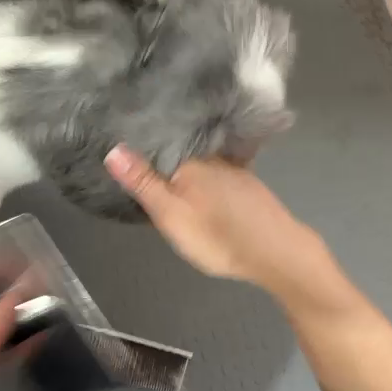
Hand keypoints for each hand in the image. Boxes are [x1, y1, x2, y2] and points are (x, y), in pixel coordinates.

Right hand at [104, 145, 330, 289]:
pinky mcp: (247, 183)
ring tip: (161, 163)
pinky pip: (215, 168)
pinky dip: (202, 171)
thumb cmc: (218, 237)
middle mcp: (211, 157)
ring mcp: (232, 169)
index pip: (157, 142)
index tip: (118, 137)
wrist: (277, 253)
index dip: (138, 141)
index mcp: (189, 161)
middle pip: (178, 150)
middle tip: (136, 153)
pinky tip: (198, 178)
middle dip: (160, 150)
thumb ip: (144, 183)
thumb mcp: (172, 215)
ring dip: (182, 160)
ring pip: (198, 160)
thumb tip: (113, 149)